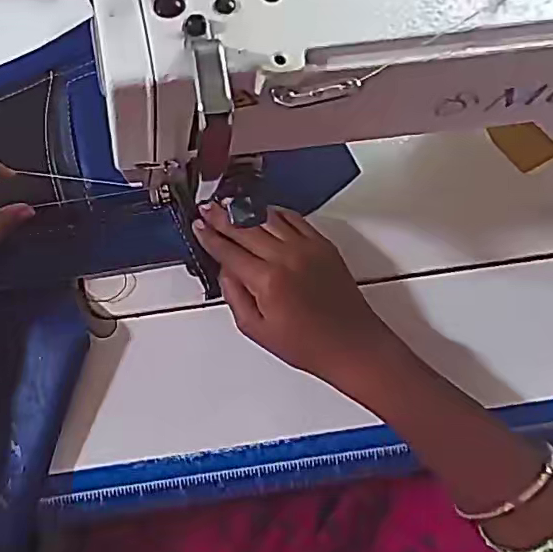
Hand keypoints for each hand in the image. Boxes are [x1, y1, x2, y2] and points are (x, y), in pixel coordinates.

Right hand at [192, 204, 396, 380]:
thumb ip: (234, 295)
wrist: (353, 347)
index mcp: (267, 280)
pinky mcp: (323, 245)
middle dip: (220, 216)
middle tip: (207, 208)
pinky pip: (294, 219)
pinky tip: (264, 211)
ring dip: (244, 209)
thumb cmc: (310, 345)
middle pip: (244, 227)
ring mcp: (307, 248)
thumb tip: (225, 270)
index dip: (209, 236)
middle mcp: (287, 258)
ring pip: (267, 217)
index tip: (198, 227)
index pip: (228, 250)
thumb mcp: (256, 329)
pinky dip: (275, 212)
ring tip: (228, 204)